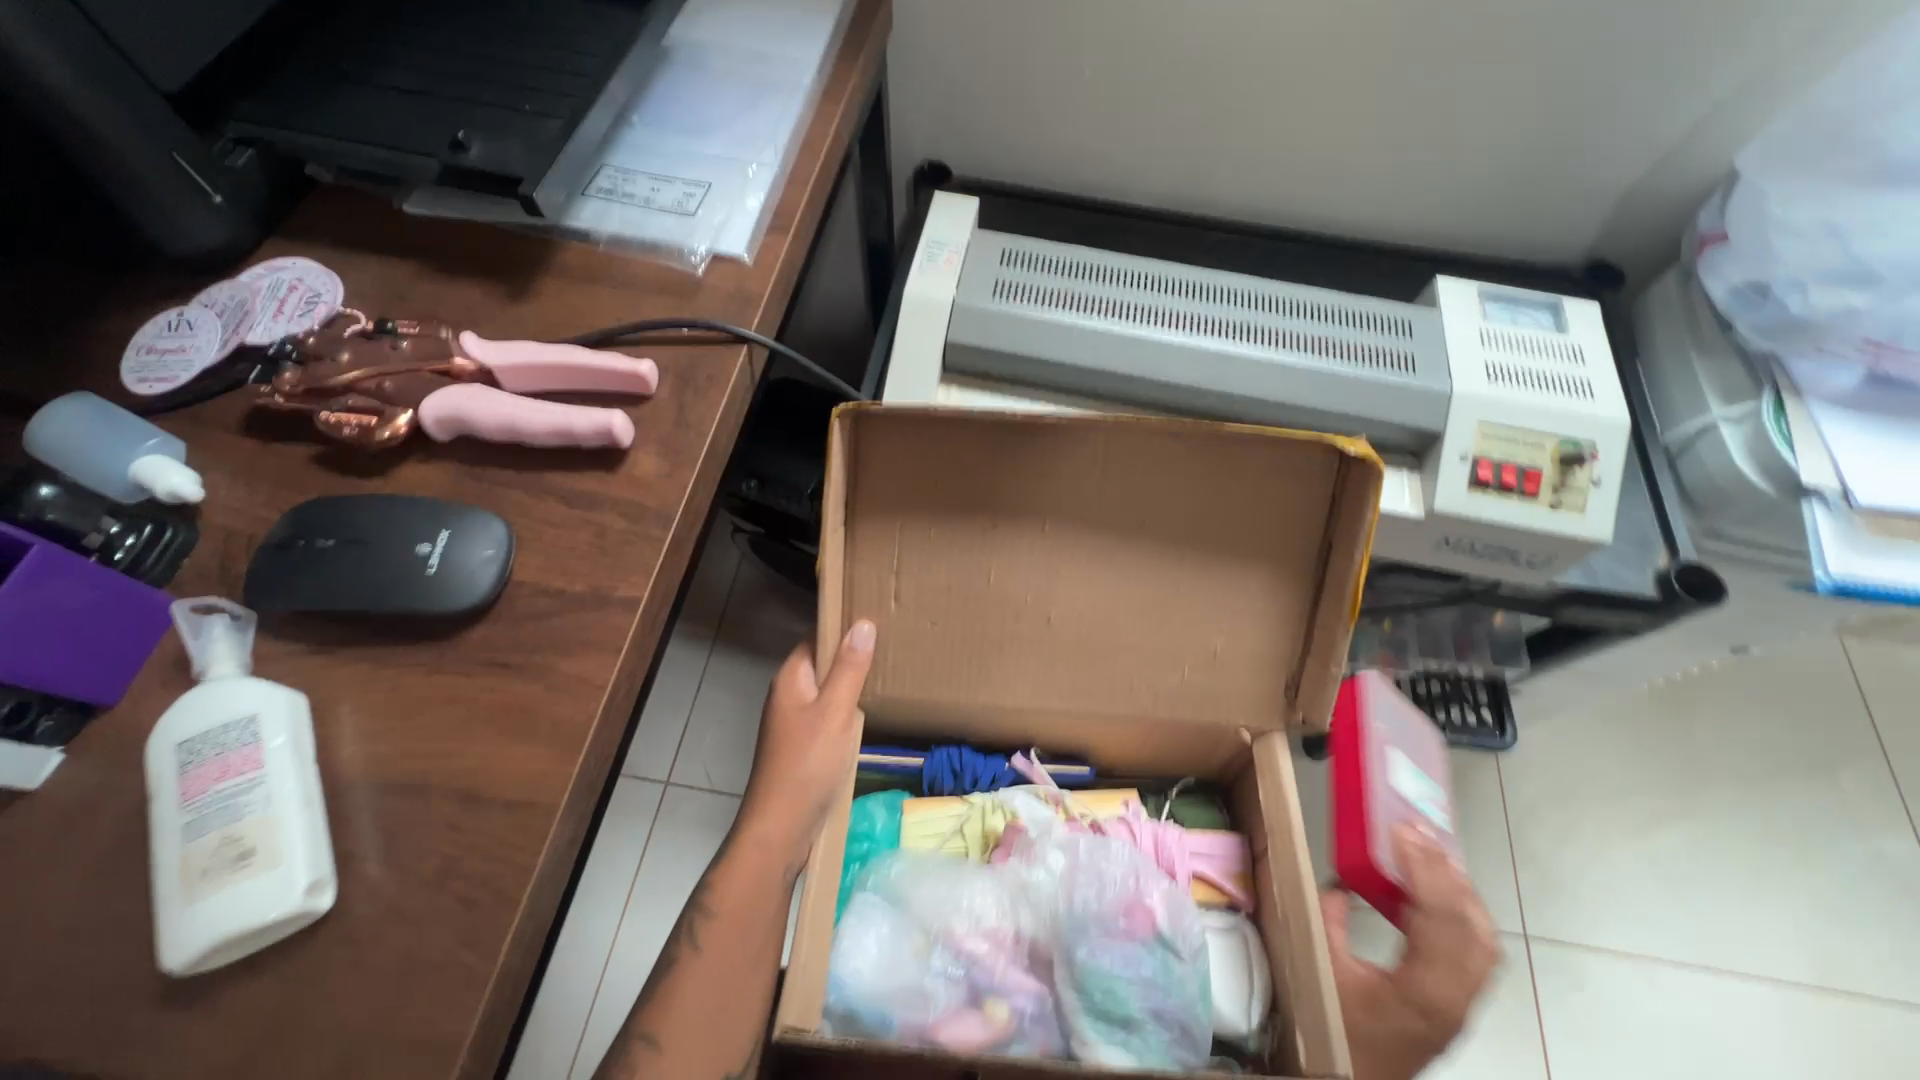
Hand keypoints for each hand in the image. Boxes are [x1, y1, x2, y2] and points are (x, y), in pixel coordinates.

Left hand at [737, 620, 877, 864]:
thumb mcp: (836, 711)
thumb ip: (850, 668)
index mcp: (791, 679)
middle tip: (891, 648)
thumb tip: (863, 623)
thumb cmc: (808, 765)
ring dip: (851, 689)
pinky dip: (846, 715)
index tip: (877, 621)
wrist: (781, 827)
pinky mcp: (802, 747)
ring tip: (886, 679)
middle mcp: (788, 696)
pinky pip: (828, 719)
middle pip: (823, 665)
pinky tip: (867, 719)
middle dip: (852, 659)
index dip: (843, 628)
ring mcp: (793, 723)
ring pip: (827, 694)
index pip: (817, 638)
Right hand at [1321, 826, 1502, 1079]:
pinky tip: (1437, 896)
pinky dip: (1462, 915)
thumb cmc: (1333, 1027)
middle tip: (1418, 835)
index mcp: (1426, 990)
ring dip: (1460, 893)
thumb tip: (1341, 881)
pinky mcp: (1460, 1005)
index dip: (1424, 868)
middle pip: (1473, 925)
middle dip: (1448, 874)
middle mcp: (1458, 997)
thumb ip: (1330, 920)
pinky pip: (1477, 952)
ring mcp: (1465, 1004)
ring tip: (1431, 857)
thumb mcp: (1320, 969)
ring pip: (1484, 939)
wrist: (1352, 1078)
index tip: (1403, 831)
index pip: (1440, 917)